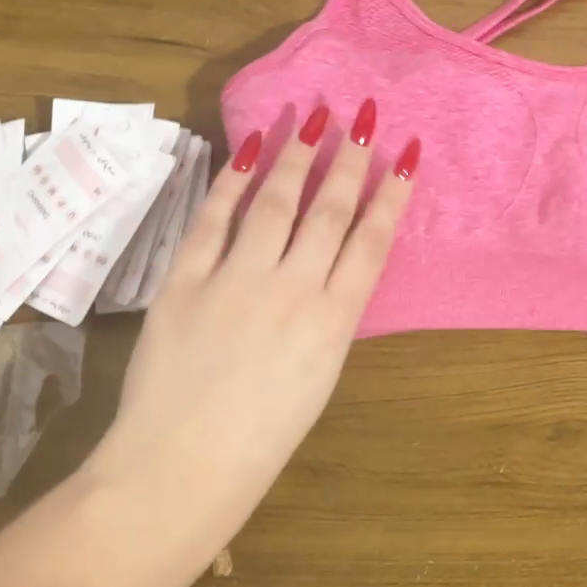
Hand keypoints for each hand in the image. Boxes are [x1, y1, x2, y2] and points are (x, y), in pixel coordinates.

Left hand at [86, 101, 419, 529]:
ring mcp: (235, 283)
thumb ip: (329, 314)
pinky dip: (231, 181)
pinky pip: (212, 221)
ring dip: (297, 156)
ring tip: (315, 117)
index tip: (406, 153)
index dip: (392, 194)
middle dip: (351, 160)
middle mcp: (292, 291)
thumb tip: (332, 260)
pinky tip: (247, 147)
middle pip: (329, 212)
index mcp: (334, 323)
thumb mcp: (319, 375)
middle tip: (363, 117)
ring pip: (274, 204)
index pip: (372, 241)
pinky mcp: (183, 283)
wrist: (180, 469)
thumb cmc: (262, 437)